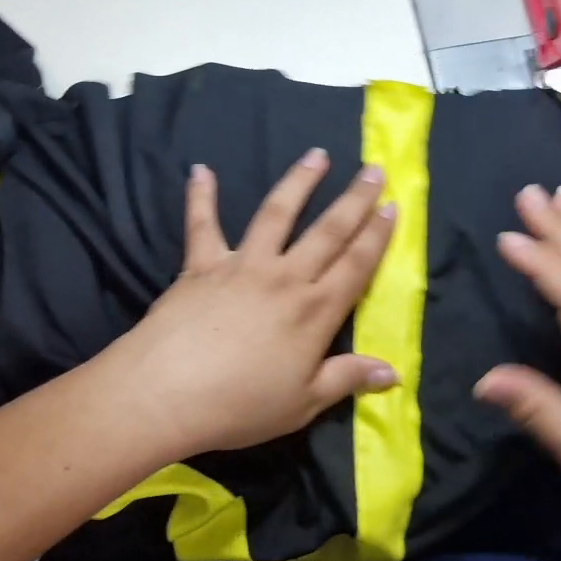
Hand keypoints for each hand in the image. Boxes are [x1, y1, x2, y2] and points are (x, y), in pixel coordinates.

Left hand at [93, 148, 399, 456]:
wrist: (166, 392)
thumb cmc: (240, 404)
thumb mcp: (303, 403)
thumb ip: (347, 379)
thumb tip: (394, 372)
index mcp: (314, 311)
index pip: (355, 266)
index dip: (377, 236)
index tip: (392, 206)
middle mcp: (284, 278)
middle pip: (327, 231)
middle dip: (354, 200)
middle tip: (373, 169)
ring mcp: (242, 265)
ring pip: (277, 214)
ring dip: (299, 182)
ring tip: (317, 156)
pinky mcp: (201, 265)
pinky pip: (202, 224)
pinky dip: (201, 196)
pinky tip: (201, 170)